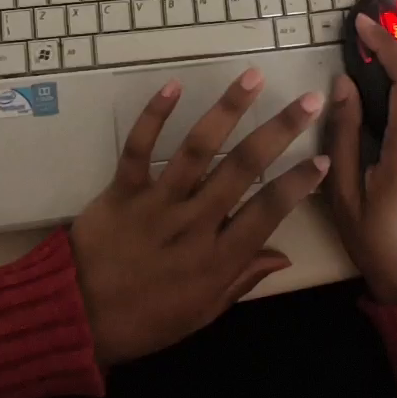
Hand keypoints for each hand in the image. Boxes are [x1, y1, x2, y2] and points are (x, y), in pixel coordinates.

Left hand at [70, 68, 329, 367]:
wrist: (75, 318)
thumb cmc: (144, 320)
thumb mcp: (202, 313)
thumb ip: (243, 279)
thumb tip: (284, 255)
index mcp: (217, 258)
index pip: (268, 213)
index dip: (298, 185)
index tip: (321, 159)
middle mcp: (194, 224)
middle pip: (242, 169)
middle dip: (279, 131)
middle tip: (308, 100)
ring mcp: (157, 203)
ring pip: (197, 149)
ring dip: (228, 109)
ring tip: (252, 77)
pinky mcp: (122, 189)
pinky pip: (139, 148)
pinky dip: (154, 115)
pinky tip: (173, 85)